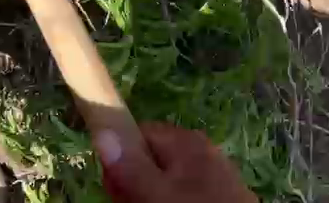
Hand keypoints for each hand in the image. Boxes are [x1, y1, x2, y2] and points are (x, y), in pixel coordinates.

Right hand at [96, 123, 256, 202]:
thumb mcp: (158, 195)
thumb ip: (130, 166)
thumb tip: (102, 132)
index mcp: (186, 140)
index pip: (138, 134)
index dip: (121, 160)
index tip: (114, 187)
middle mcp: (203, 151)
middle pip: (153, 159)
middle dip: (138, 182)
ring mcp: (217, 177)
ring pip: (170, 181)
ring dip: (154, 195)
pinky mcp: (226, 198)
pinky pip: (190, 194)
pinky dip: (177, 200)